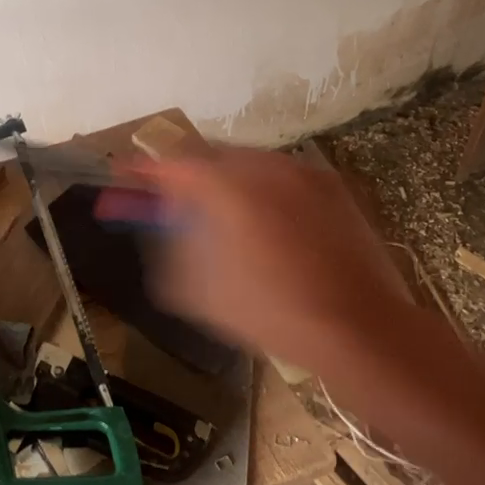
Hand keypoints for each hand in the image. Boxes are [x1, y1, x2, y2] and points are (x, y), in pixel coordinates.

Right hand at [131, 148, 413, 373]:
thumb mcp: (196, 289)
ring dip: (224, 181)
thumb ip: (169, 247)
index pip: (169, 163)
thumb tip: (164, 227)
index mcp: (224, 185)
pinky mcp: (332, 187)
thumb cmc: (271, 311)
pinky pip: (282, 178)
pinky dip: (262, 190)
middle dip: (185, 176)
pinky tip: (265, 224)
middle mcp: (262, 165)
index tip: (124, 176)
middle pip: (208, 156)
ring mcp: (302, 172)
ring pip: (248, 164)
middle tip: (171, 200)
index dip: (141, 170)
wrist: (360, 328)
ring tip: (219, 214)